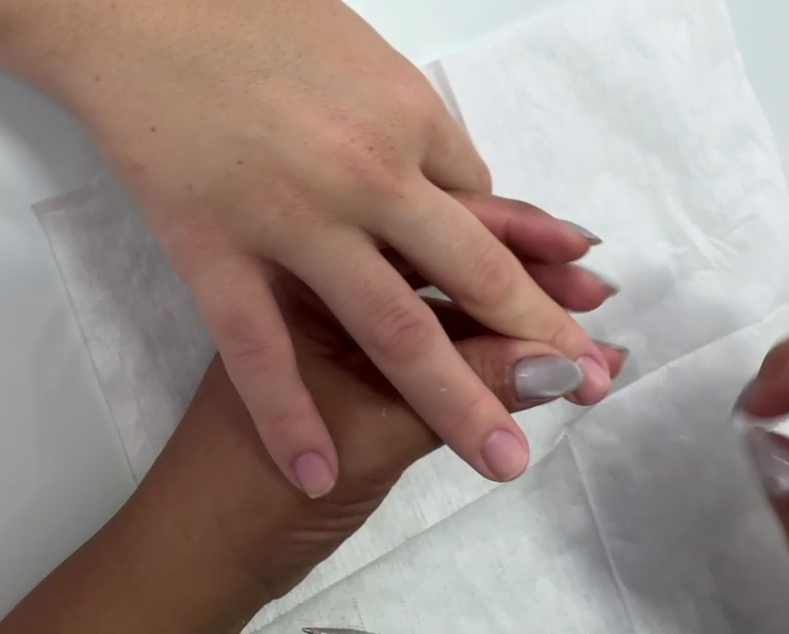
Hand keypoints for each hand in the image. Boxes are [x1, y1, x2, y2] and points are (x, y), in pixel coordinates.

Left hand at [0, 255, 626, 632]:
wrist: (189, 544)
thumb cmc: (253, 484)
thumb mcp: (363, 430)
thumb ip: (460, 390)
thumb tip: (559, 364)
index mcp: (318, 259)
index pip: (430, 244)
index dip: (513, 272)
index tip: (583, 285)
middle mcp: (331, 259)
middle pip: (444, 248)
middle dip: (527, 272)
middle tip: (599, 286)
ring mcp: (341, 292)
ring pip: (440, 277)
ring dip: (510, 293)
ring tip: (586, 293)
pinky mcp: (353, 329)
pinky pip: (426, 310)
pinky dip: (479, 325)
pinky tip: (527, 324)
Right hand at [15, 0, 619, 499]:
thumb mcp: (352, 42)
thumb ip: (397, 113)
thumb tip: (426, 169)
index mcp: (409, 111)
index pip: (479, 197)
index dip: (515, 246)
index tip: (543, 281)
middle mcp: (372, 172)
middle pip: (471, 270)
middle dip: (536, 333)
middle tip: (590, 384)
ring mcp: (294, 217)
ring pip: (394, 326)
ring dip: (456, 401)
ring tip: (504, 462)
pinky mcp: (212, 248)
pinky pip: (259, 349)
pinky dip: (289, 418)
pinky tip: (317, 473)